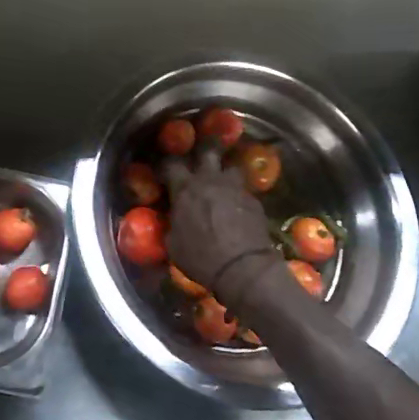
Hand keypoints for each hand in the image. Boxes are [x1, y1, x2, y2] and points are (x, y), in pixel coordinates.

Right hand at [162, 148, 275, 297]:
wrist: (243, 268)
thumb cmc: (201, 257)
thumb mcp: (173, 244)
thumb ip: (171, 224)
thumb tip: (171, 219)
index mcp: (185, 188)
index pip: (171, 163)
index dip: (166, 165)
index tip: (164, 173)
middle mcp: (210, 179)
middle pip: (207, 151)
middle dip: (202, 152)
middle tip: (199, 162)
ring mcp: (235, 187)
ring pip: (230, 168)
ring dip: (224, 173)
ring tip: (222, 185)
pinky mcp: (253, 200)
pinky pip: (243, 190)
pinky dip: (238, 196)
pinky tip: (237, 209)